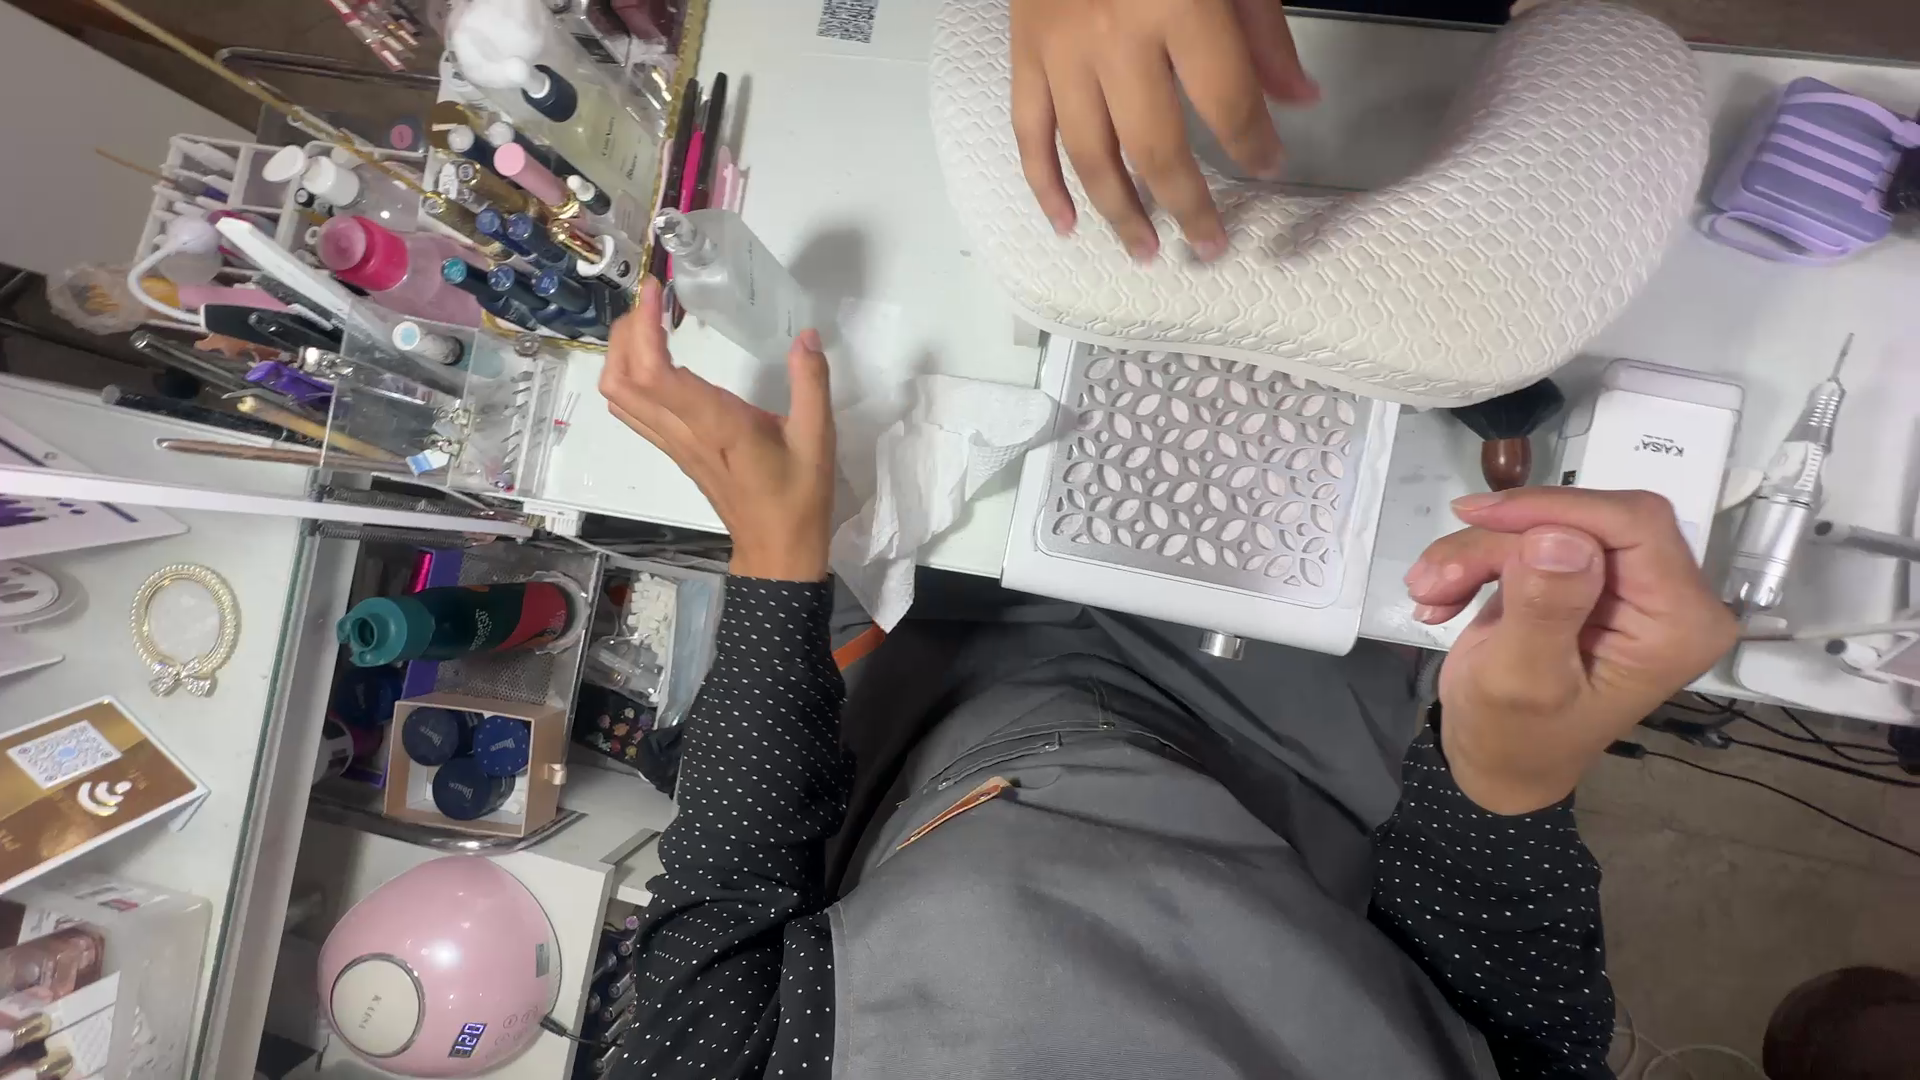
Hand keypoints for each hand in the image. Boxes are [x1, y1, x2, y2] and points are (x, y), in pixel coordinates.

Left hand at [597, 279, 834, 581]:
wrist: (778, 548)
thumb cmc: (799, 496)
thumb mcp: (817, 437)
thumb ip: (811, 381)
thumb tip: (806, 335)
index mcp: (717, 425)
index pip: (656, 373)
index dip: (646, 327)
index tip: (658, 291)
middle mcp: (684, 433)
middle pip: (622, 379)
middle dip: (626, 332)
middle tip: (655, 302)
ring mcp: (674, 446)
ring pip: (620, 397)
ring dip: (621, 354)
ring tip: (650, 325)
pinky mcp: (676, 453)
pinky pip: (634, 412)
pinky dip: (631, 378)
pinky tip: (657, 362)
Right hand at [1012, 0, 1318, 260]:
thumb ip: (1264, 30)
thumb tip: (1298, 100)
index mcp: (1178, 2)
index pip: (1226, 101)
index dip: (1253, 144)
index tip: (1270, 168)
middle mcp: (1115, 39)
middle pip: (1154, 149)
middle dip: (1188, 206)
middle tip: (1210, 246)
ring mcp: (1061, 55)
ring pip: (1089, 158)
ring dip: (1119, 215)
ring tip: (1144, 253)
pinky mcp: (1025, 60)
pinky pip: (1029, 138)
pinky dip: (1044, 188)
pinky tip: (1066, 227)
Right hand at [1403, 488, 1738, 813]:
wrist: (1491, 758)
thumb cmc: (1512, 733)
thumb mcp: (1522, 679)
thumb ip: (1545, 609)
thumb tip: (1559, 539)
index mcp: (1675, 620)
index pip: (1635, 524)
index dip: (1556, 508)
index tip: (1476, 516)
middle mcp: (1658, 594)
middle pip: (1576, 521)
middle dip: (1495, 543)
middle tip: (1432, 582)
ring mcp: (1610, 586)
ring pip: (1535, 528)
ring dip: (1467, 556)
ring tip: (1426, 597)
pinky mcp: (1567, 581)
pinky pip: (1515, 544)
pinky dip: (1466, 565)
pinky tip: (1438, 599)